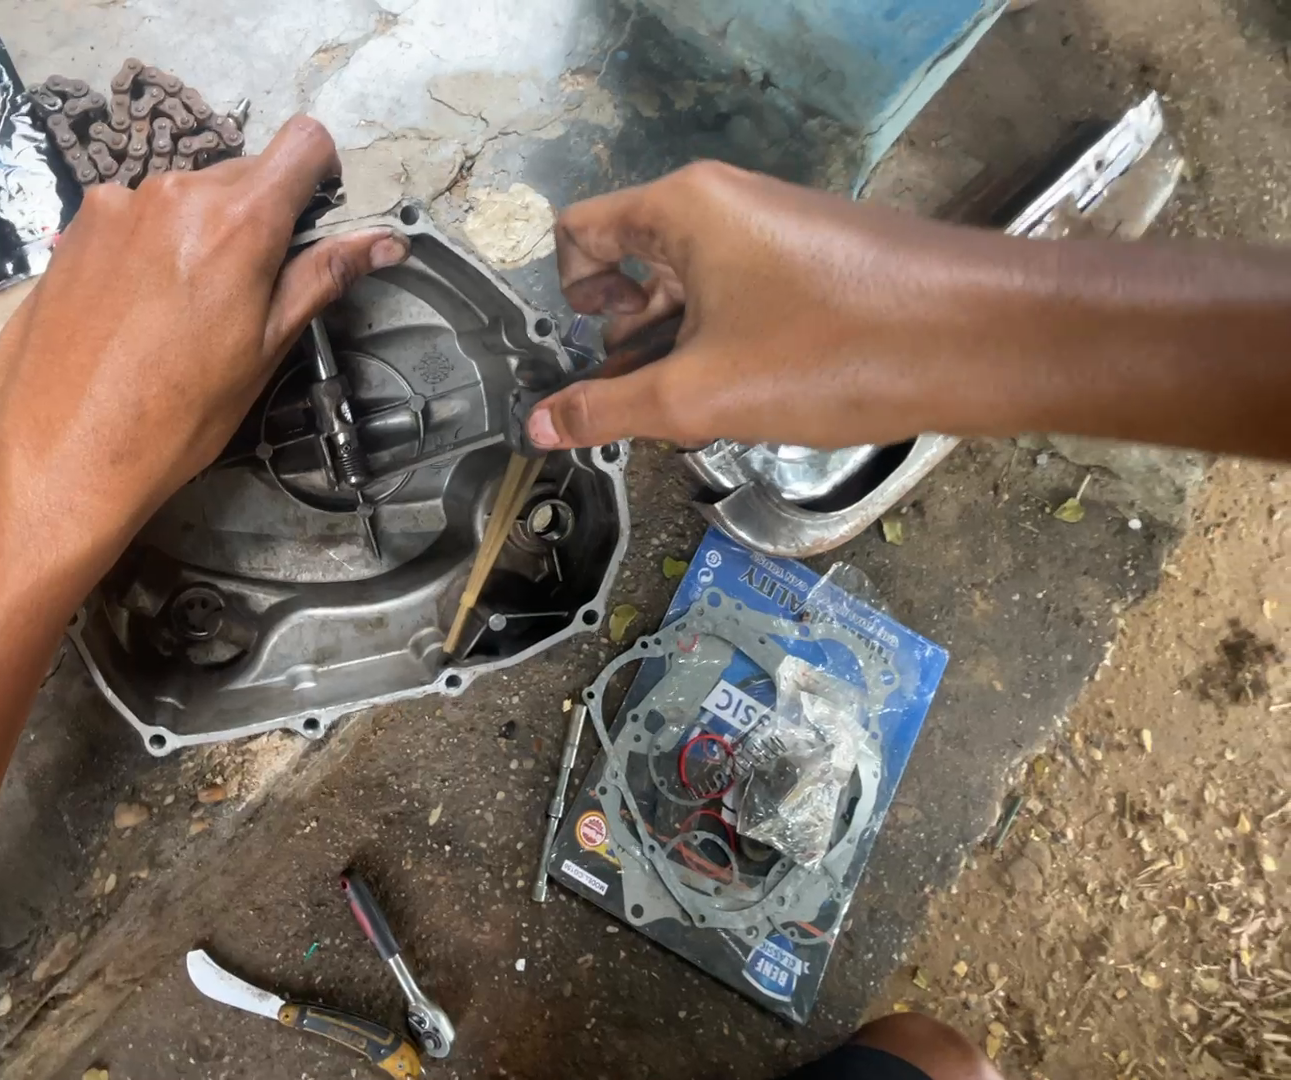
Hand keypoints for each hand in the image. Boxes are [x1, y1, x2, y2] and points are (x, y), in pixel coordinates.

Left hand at [0, 116, 406, 539]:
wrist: (61, 452)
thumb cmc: (179, 415)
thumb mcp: (264, 351)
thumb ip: (321, 280)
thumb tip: (383, 241)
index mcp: (237, 221)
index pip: (304, 144)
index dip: (320, 178)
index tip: (309, 226)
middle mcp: (174, 191)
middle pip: (240, 176)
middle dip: (255, 222)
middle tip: (241, 298)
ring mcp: (115, 205)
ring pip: (184, 200)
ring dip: (198, 237)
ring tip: (177, 314)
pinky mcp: (73, 229)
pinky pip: (133, 219)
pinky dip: (148, 248)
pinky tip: (131, 311)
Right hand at [528, 162, 1011, 450]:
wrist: (994, 340)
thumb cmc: (833, 352)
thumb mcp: (695, 396)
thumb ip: (602, 411)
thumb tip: (534, 426)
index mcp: (682, 211)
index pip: (578, 231)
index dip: (568, 292)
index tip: (596, 345)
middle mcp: (716, 208)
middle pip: (623, 269)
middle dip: (622, 339)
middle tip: (654, 395)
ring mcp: (761, 235)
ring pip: (673, 296)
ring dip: (667, 354)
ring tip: (702, 406)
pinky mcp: (796, 265)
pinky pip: (720, 303)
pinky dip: (709, 349)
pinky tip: (740, 395)